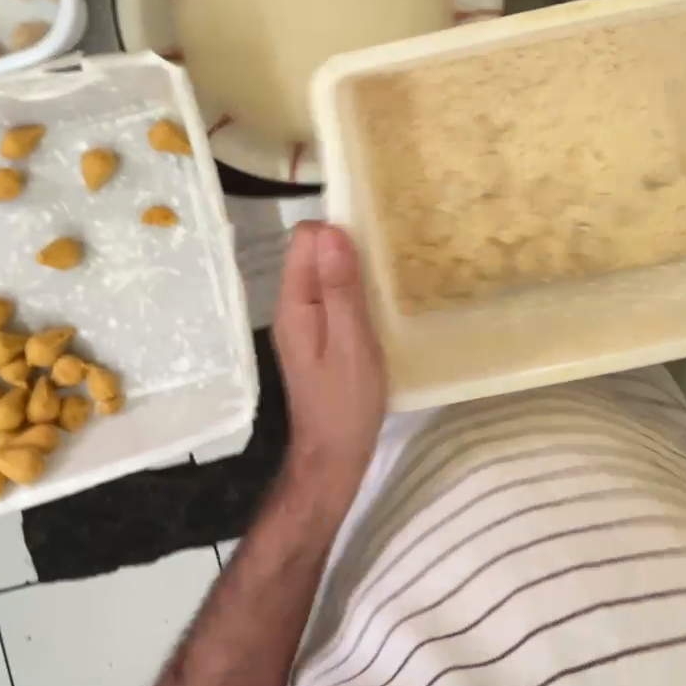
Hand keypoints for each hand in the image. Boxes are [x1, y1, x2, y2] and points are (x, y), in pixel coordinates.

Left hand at [273, 223, 386, 498]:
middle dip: (347, 243)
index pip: (305, 239)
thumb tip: (332, 232)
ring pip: (325, 272)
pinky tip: (381, 300)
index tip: (374, 234)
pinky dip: (355, 289)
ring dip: (354, 266)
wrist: (335, 457)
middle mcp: (294, 305)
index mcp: (295, 303)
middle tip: (390, 254)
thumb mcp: (350, 342)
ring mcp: (306, 321)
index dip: (337, 228)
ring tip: (391, 272)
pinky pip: (333, 294)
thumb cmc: (346, 403)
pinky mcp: (320, 334)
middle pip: (314, 252)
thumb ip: (340, 288)